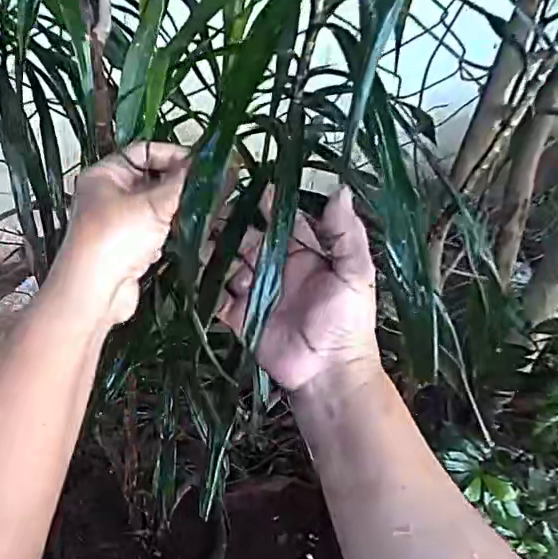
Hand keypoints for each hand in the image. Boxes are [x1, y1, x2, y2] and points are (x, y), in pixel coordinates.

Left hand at [50, 141, 189, 323]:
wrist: (95, 292)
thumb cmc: (108, 244)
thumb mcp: (153, 204)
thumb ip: (182, 183)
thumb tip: (205, 167)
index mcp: (104, 175)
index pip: (145, 151)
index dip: (174, 155)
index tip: (202, 163)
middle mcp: (108, 197)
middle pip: (152, 180)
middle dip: (178, 186)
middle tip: (207, 187)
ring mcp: (117, 224)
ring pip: (155, 208)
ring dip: (175, 212)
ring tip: (199, 212)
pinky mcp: (127, 249)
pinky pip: (155, 233)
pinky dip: (169, 234)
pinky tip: (182, 237)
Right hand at [215, 186, 379, 394]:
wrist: (329, 372)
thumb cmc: (348, 322)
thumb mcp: (355, 273)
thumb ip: (345, 233)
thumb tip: (339, 190)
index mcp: (304, 254)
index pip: (281, 221)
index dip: (268, 204)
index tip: (253, 187)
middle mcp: (276, 268)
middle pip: (248, 239)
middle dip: (232, 225)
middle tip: (215, 211)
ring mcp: (255, 291)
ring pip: (229, 263)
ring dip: (217, 251)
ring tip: (205, 241)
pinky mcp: (238, 315)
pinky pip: (217, 296)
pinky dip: (208, 285)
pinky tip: (202, 274)